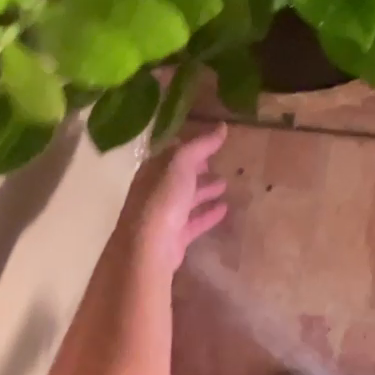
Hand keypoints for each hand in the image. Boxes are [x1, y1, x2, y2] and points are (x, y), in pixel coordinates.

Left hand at [115, 123, 228, 277]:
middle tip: (218, 165)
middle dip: (197, 170)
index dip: (190, 148)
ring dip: (205, 191)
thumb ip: (200, 145)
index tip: (210, 144)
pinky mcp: (174, 238)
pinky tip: (224, 210)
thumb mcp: (180, 164)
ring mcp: (164, 217)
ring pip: (187, 200)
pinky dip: (208, 214)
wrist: (149, 247)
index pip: (171, 155)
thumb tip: (221, 127)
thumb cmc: (162, 199)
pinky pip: (194, 222)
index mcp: (151, 171)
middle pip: (179, 178)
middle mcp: (155, 192)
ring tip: (225, 185)